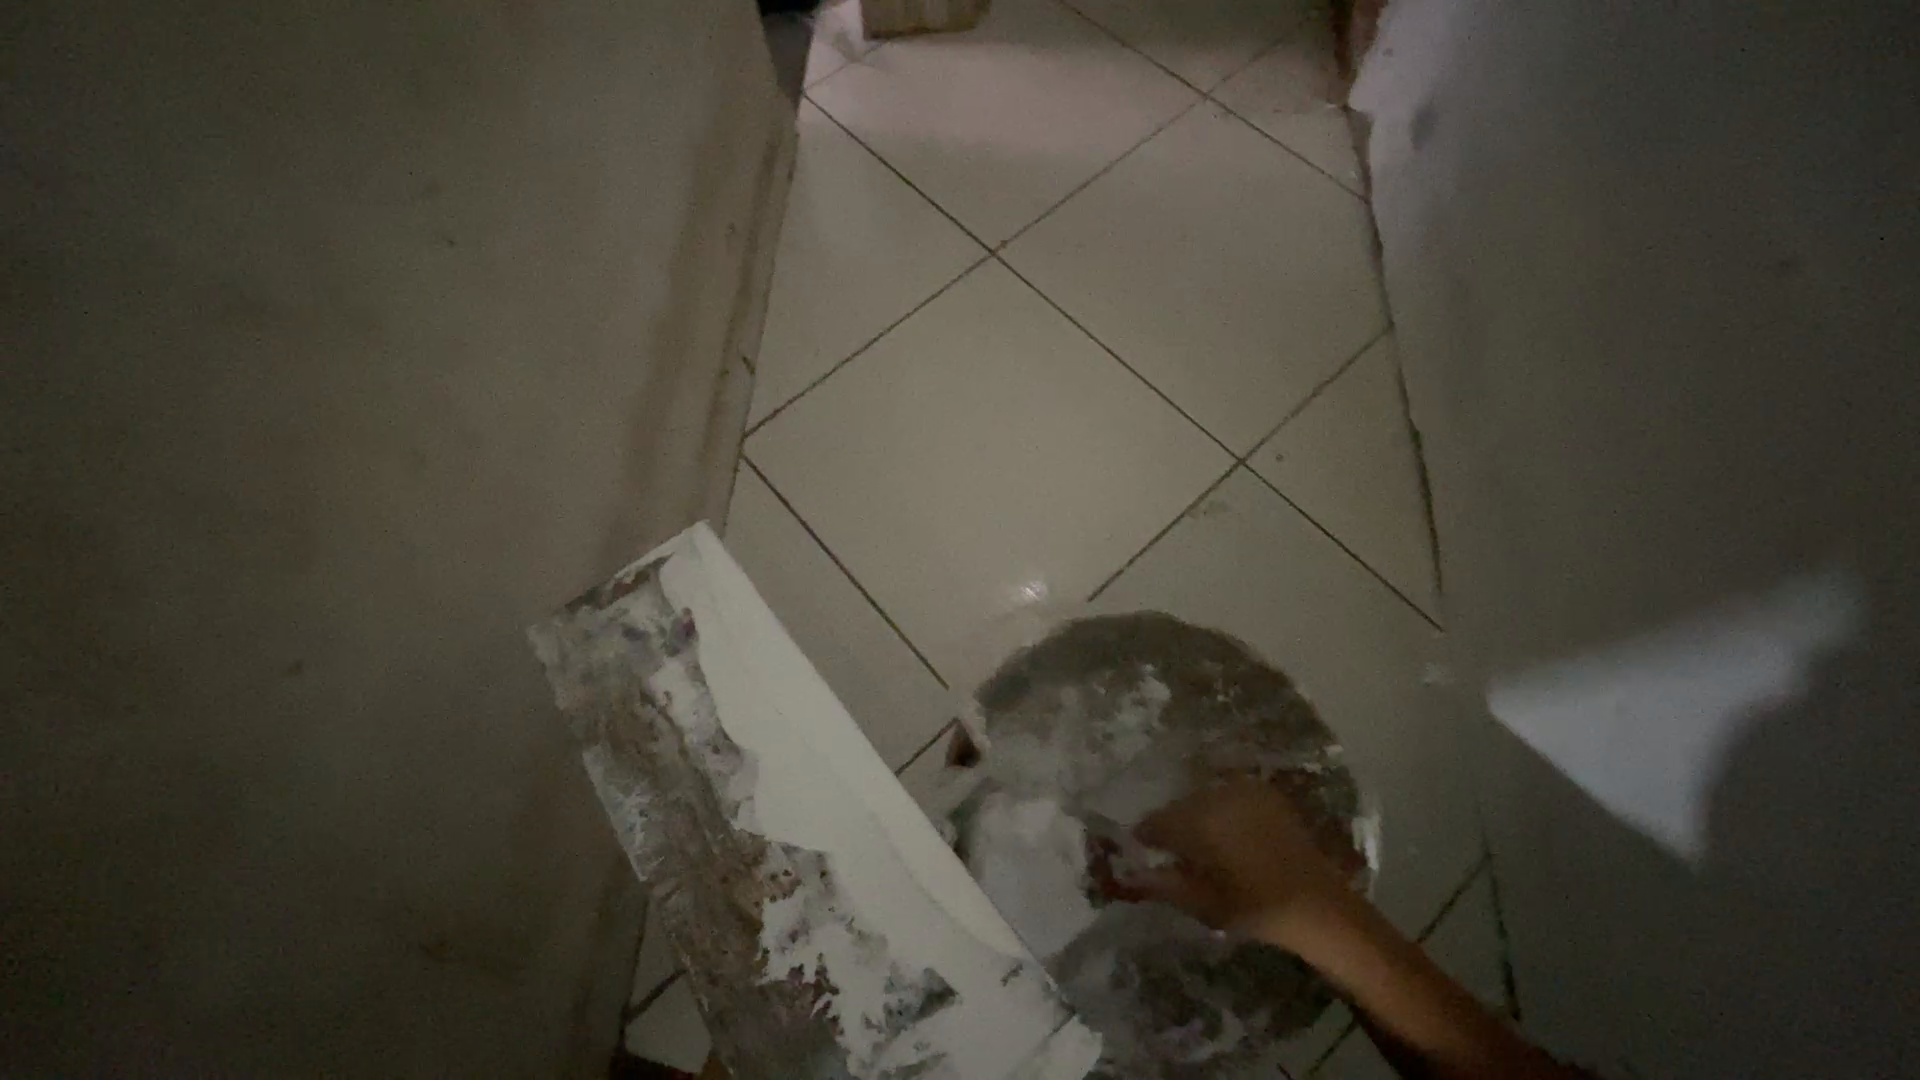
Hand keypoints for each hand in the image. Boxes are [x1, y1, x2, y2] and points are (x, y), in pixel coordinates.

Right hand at [1126, 778, 1358, 945]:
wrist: (1318, 906)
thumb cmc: (1255, 910)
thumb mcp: (1202, 903)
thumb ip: (1161, 884)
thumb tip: (1128, 876)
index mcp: (1197, 821)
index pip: (1155, 822)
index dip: (1147, 837)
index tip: (1146, 852)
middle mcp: (1217, 796)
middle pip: (1179, 806)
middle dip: (1174, 825)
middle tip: (1177, 852)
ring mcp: (1244, 790)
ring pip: (1204, 797)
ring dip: (1198, 815)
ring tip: (1205, 843)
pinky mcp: (1266, 794)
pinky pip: (1230, 792)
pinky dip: (1222, 806)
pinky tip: (1229, 829)